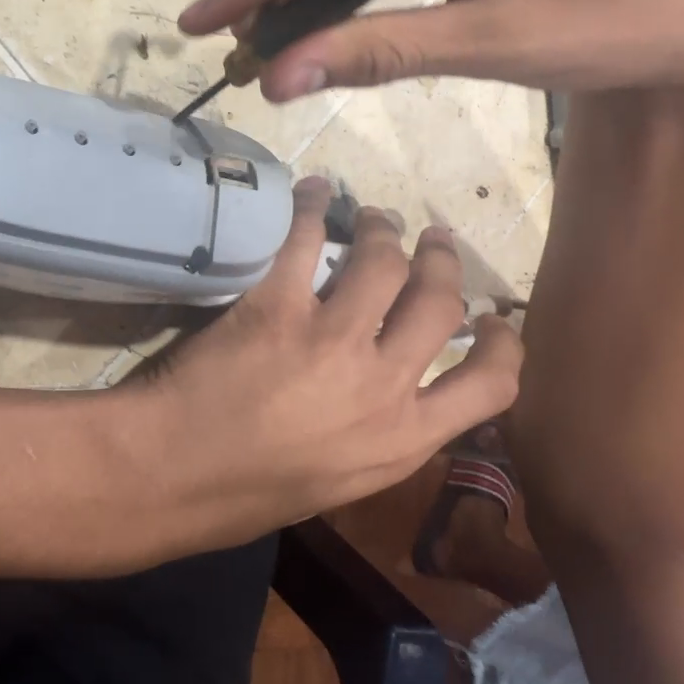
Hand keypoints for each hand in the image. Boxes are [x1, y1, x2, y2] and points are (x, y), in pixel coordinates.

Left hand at [128, 178, 521, 546]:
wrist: (179, 472)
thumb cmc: (248, 492)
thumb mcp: (339, 481)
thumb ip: (376, 440)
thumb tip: (390, 406)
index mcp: (407, 439)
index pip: (490, 385)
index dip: (503, 343)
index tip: (495, 316)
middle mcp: (384, 385)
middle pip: (437, 304)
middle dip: (441, 263)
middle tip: (432, 239)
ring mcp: (332, 340)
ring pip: (383, 265)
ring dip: (383, 231)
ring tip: (375, 217)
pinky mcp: (277, 307)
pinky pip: (304, 244)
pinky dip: (311, 210)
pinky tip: (312, 191)